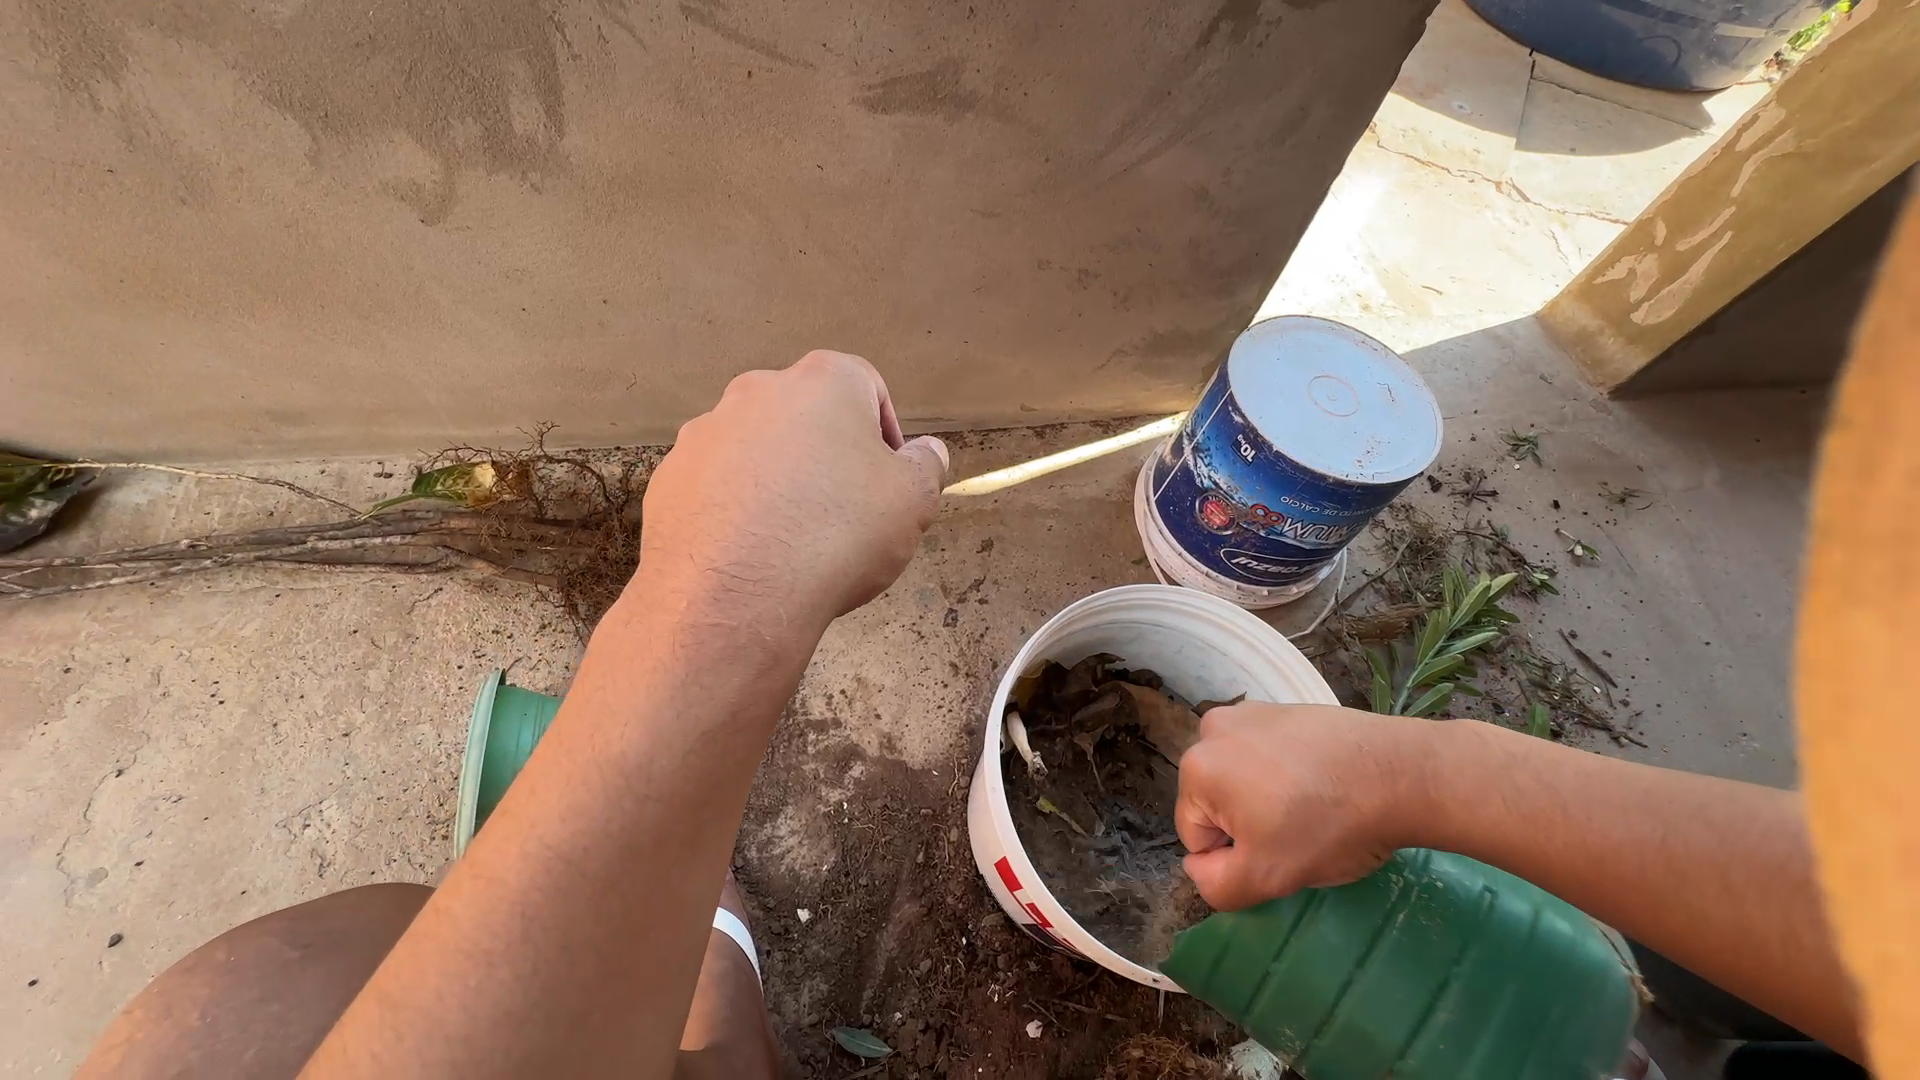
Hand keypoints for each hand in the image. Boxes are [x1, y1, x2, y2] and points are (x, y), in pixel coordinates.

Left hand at [633, 350, 947, 631]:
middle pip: (807, 416)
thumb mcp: (912, 501)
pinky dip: (737, 507)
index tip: (888, 481)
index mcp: (822, 382)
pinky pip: (717, 484)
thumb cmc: (838, 534)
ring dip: (780, 479)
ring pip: (758, 449)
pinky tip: (751, 552)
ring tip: (793, 537)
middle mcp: (758, 391)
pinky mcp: (668, 478)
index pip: (867, 387)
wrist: (735, 597)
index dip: (886, 434)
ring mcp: (704, 433)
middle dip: (829, 455)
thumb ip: (926, 466)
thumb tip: (927, 451)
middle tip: (845, 510)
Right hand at [1175, 703, 1435, 909]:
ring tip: (1315, 806)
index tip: (1281, 851)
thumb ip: (1215, 884)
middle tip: (1299, 831)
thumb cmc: (1328, 826)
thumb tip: (1199, 867)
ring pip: (1242, 778)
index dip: (1238, 857)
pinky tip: (1324, 781)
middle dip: (1250, 823)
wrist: (1401, 773)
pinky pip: (1269, 754)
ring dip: (1267, 797)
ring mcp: (1248, 712)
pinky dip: (1288, 771)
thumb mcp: (1266, 876)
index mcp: (1197, 768)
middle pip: (1218, 802)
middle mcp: (1211, 730)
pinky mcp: (1283, 707)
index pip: (1197, 837)